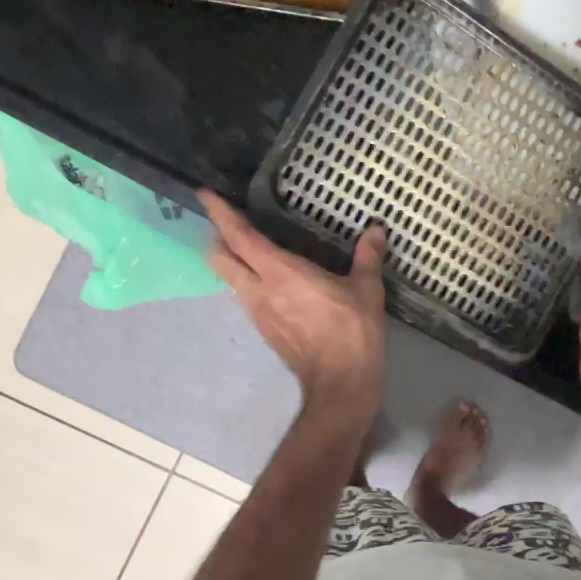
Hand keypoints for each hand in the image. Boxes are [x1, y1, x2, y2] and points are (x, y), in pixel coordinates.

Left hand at [199, 191, 387, 429]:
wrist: (341, 385)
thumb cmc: (353, 333)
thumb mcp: (366, 290)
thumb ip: (367, 256)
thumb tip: (375, 229)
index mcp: (281, 273)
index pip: (240, 237)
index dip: (220, 214)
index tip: (205, 194)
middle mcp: (259, 290)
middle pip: (220, 259)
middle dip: (219, 238)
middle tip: (233, 225)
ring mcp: (258, 313)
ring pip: (230, 280)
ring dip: (233, 263)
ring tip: (252, 252)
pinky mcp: (265, 331)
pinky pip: (246, 298)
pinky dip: (249, 283)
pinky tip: (272, 283)